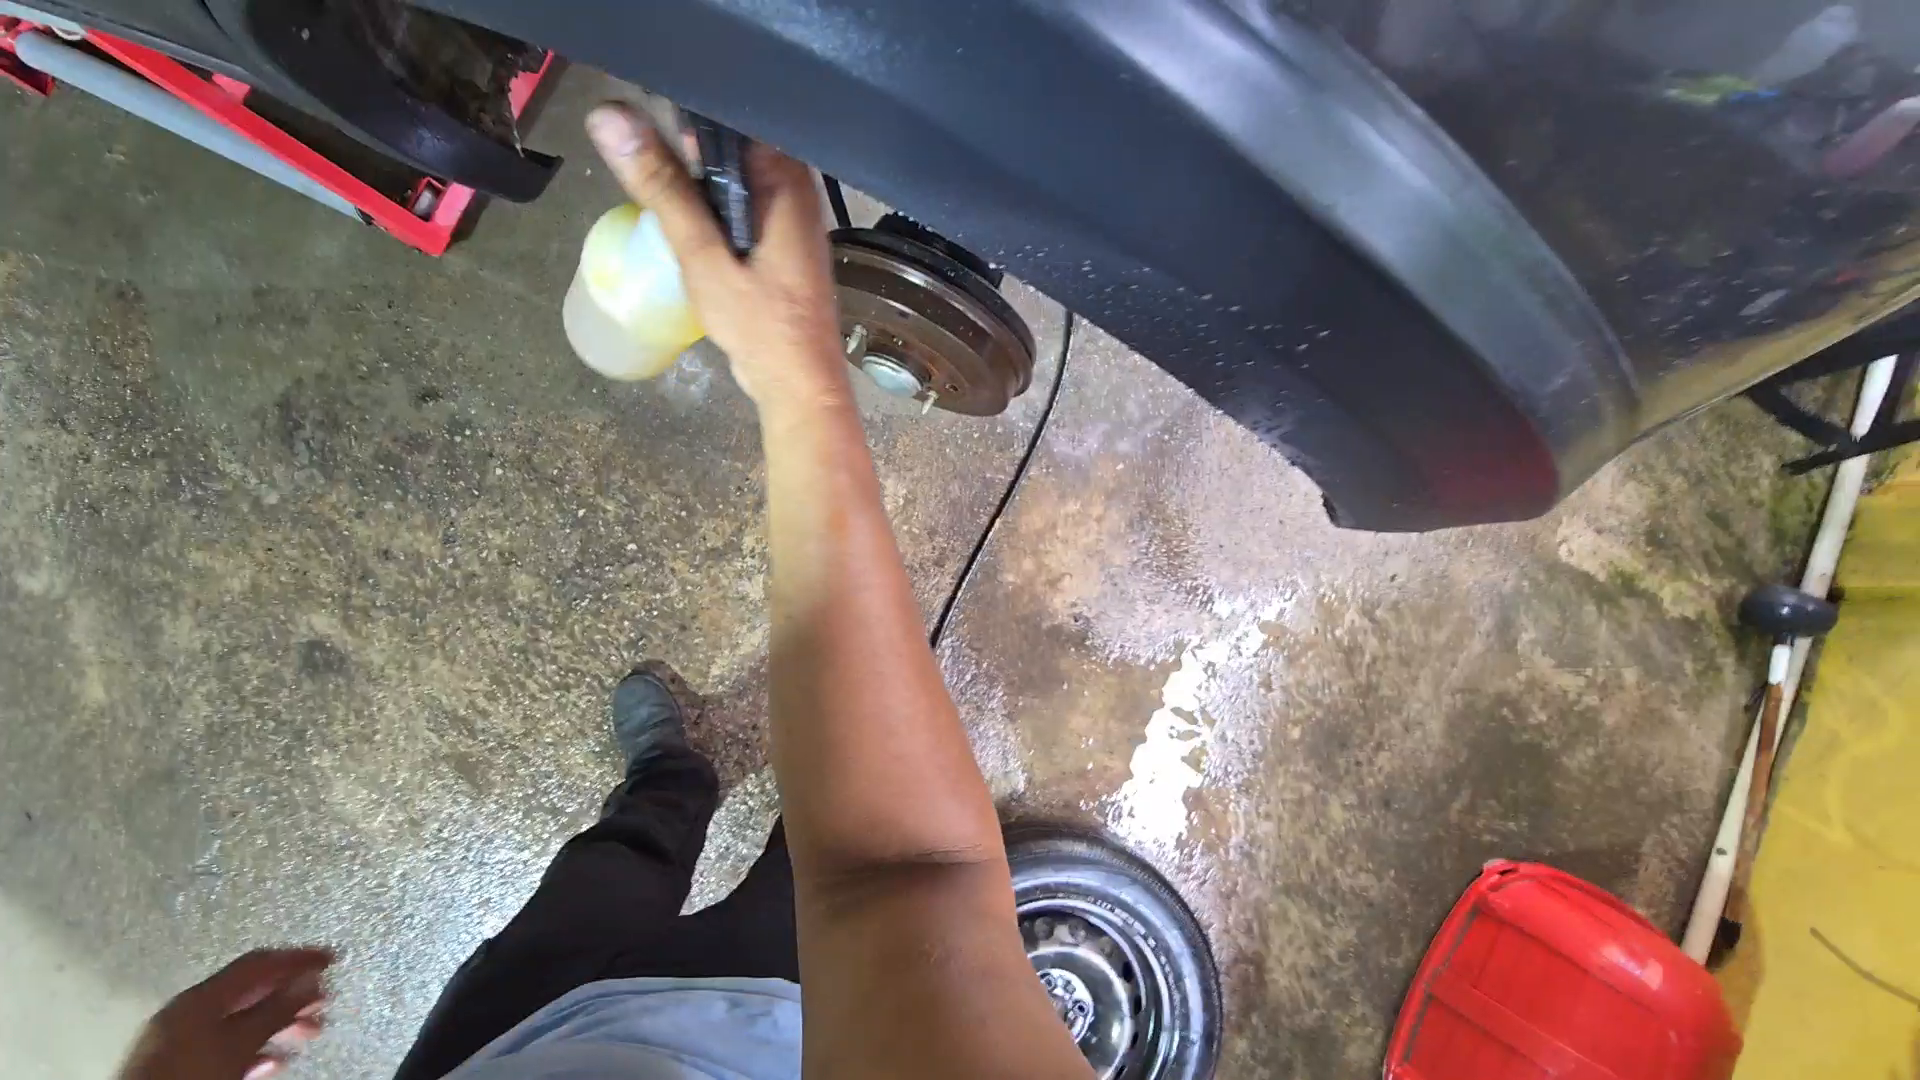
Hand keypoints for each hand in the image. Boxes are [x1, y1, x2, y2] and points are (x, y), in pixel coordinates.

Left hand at [117, 947, 332, 1079]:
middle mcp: (189, 1008)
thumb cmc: (193, 1070)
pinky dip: (255, 1046)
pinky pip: (227, 1042)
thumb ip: (278, 1006)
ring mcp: (181, 1035)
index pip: (258, 962)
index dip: (297, 957)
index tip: (330, 959)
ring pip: (243, 1019)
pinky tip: (273, 1059)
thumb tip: (312, 977)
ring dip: (280, 1023)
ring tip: (309, 1032)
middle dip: (292, 995)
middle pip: (252, 991)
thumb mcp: (241, 1039)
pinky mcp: (180, 1060)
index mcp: (200, 995)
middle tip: (323, 1000)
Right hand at [584, 103, 849, 412]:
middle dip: (691, 153)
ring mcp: (794, 223)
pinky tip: (688, 224)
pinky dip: (716, 213)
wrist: (799, 385)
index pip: (737, 118)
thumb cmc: (761, 325)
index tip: (649, 118)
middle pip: (737, 149)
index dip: (690, 115)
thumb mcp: (704, 256)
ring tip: (658, 185)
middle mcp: (799, 195)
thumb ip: (663, 189)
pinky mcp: (784, 248)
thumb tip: (612, 120)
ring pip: (738, 182)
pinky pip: (745, 211)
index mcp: (789, 183)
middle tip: (646, 158)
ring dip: (700, 185)